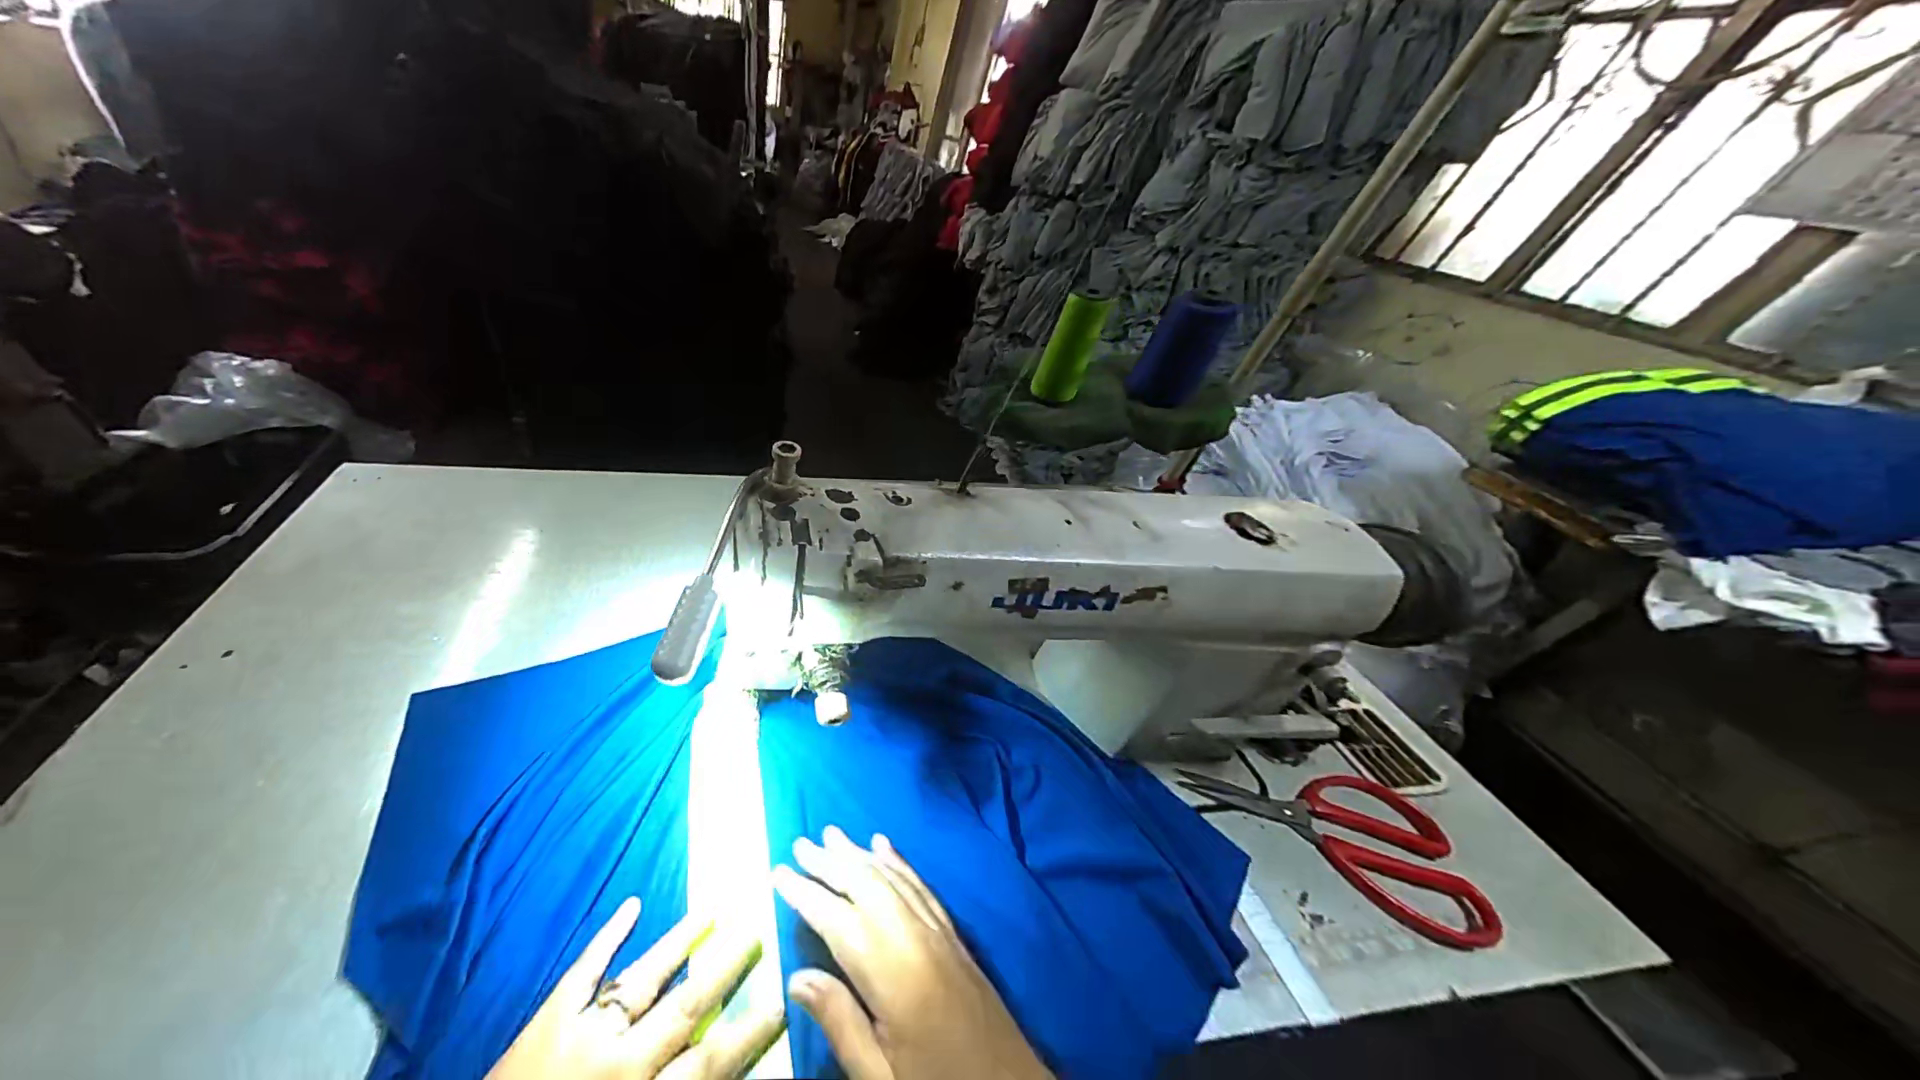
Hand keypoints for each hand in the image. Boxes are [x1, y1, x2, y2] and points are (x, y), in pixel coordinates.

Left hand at [487, 898, 783, 1079]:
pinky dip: (607, 937)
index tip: (780, 1000)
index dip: (749, 1031)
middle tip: (756, 932)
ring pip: (643, 979)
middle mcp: (619, 1062)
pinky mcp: (546, 1021)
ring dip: (679, 943)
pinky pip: (582, 973)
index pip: (710, 1062)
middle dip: (724, 969)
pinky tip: (631, 906)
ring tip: (711, 910)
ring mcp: (581, 1034)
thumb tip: (708, 1068)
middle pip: (685, 1007)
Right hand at [772, 827, 1052, 1079]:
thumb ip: (840, 1021)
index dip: (806, 893)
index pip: (838, 919)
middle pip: (867, 886)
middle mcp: (916, 937)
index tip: (778, 872)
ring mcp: (939, 931)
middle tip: (800, 844)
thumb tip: (797, 976)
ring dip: (860, 854)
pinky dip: (899, 862)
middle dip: (831, 862)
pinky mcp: (954, 935)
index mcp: (892, 973)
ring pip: (893, 879)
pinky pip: (921, 886)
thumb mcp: (879, 1074)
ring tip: (833, 834)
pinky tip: (885, 847)